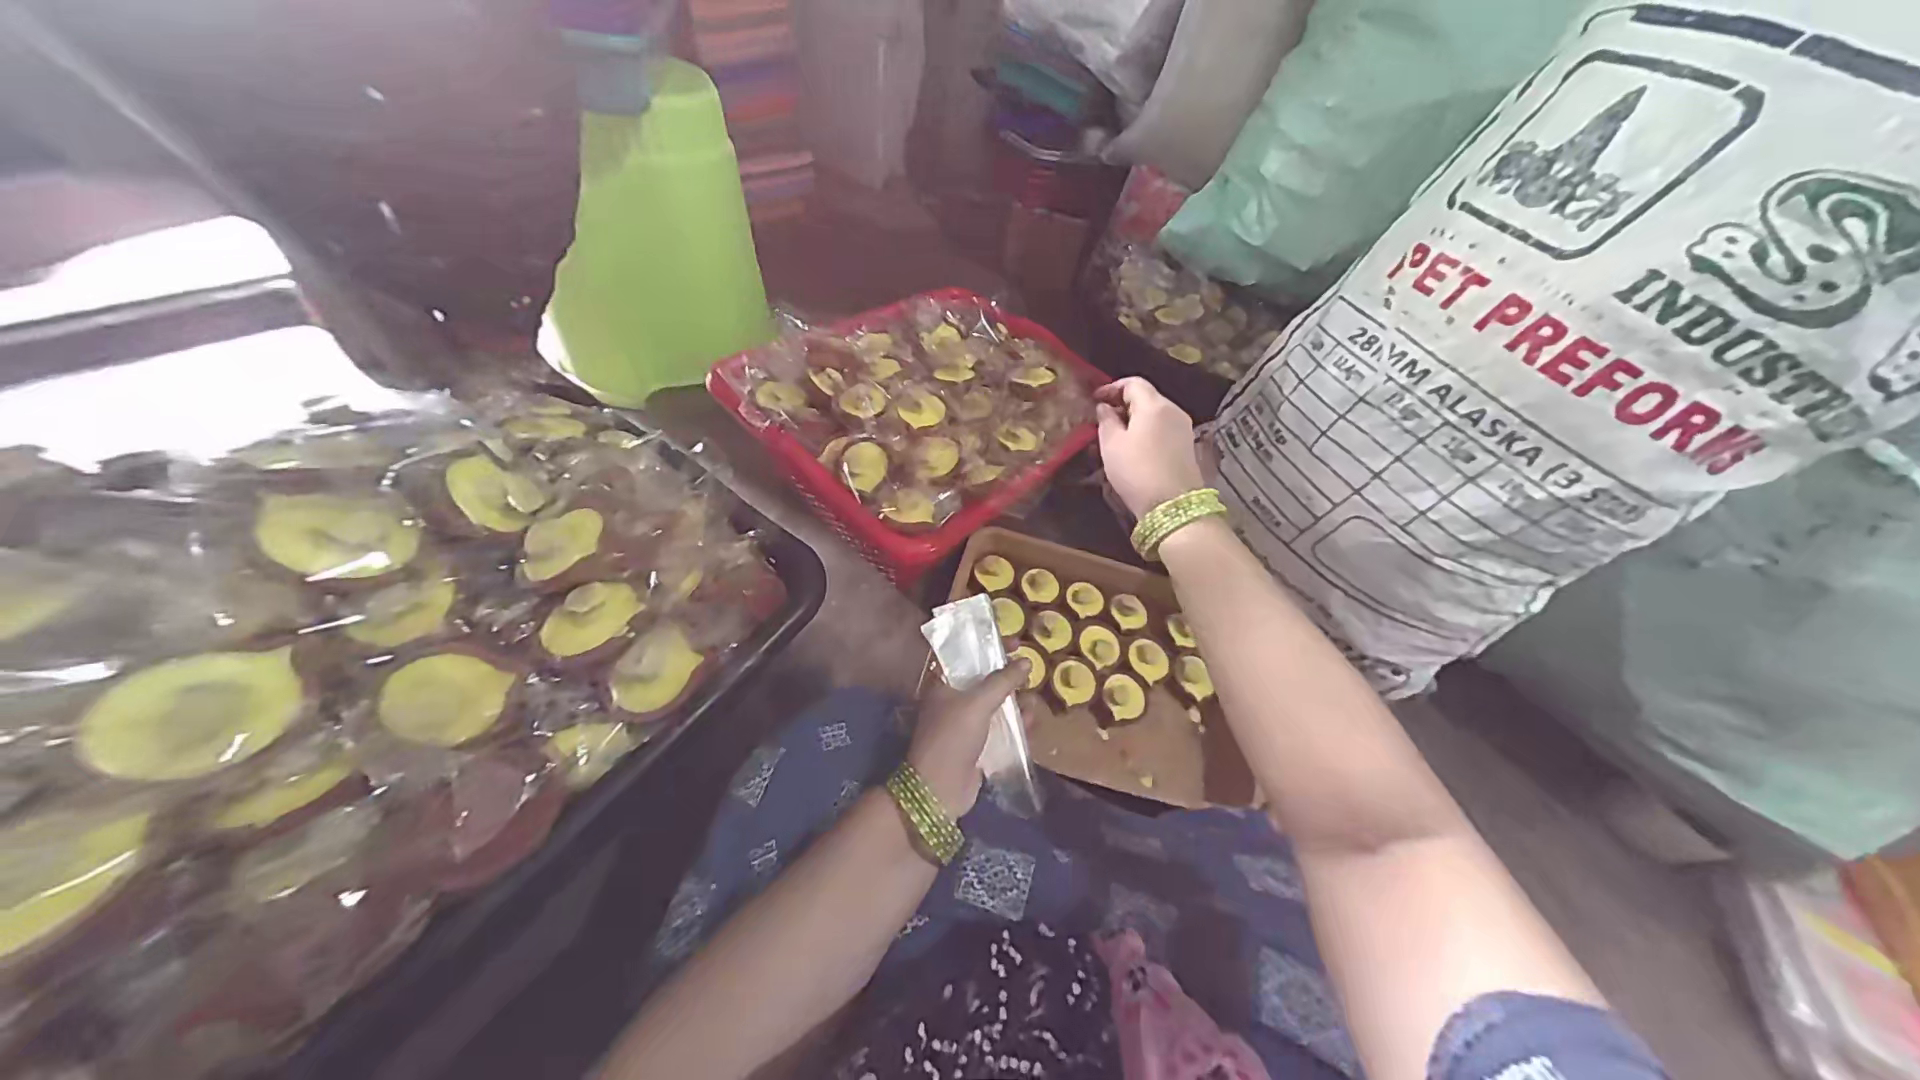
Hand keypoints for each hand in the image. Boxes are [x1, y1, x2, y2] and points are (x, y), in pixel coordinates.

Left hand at [906, 658, 1031, 815]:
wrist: (940, 788)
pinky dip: (1015, 724)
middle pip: (984, 680)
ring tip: (1033, 700)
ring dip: (1015, 701)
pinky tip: (1031, 721)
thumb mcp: (978, 703)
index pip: (968, 655)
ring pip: (995, 705)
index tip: (1016, 641)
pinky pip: (1000, 728)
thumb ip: (1002, 680)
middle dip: (1008, 676)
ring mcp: (965, 724)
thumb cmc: (953, 736)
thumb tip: (1025, 662)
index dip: (990, 646)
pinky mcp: (977, 745)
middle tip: (1031, 671)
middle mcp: (953, 700)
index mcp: (944, 684)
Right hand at [1094, 377, 1206, 518]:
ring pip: (1155, 414)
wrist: (1172, 505)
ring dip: (1135, 418)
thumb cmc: (1136, 471)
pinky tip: (1135, 447)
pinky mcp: (1187, 446)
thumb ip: (1106, 420)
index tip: (1095, 400)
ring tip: (1116, 434)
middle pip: (1147, 397)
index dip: (1112, 388)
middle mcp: (1174, 411)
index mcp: (1154, 405)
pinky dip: (1147, 430)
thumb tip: (1105, 408)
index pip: (1133, 383)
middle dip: (1123, 403)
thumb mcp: (1111, 445)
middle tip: (1103, 418)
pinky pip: (1163, 428)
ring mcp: (1183, 428)